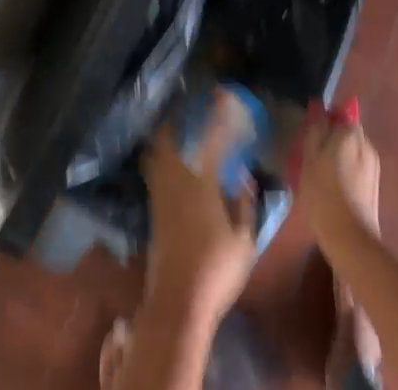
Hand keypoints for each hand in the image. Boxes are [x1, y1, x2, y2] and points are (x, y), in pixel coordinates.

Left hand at [140, 91, 258, 325]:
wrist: (178, 302)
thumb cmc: (217, 270)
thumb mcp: (244, 240)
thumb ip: (244, 205)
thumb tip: (244, 179)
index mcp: (201, 184)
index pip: (211, 139)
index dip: (217, 114)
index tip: (222, 94)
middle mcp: (176, 183)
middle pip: (170, 140)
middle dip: (179, 120)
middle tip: (190, 107)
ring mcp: (160, 198)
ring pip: (156, 156)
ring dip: (166, 139)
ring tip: (177, 128)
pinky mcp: (153, 214)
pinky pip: (154, 173)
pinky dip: (161, 159)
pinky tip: (171, 163)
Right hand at [297, 109, 380, 247]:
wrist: (349, 236)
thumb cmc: (323, 194)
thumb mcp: (310, 160)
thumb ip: (315, 131)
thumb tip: (318, 109)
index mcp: (352, 135)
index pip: (342, 115)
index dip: (326, 122)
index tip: (310, 136)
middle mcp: (367, 146)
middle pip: (348, 133)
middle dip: (332, 139)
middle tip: (311, 155)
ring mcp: (374, 166)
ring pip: (352, 151)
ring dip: (338, 155)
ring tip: (319, 173)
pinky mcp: (374, 184)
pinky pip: (357, 167)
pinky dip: (345, 170)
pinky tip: (332, 187)